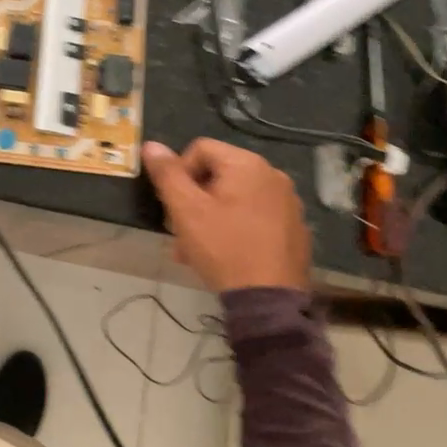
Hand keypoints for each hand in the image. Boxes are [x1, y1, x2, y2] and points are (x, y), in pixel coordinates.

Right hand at [142, 139, 310, 292]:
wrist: (270, 301)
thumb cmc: (224, 248)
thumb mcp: (187, 210)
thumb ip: (167, 174)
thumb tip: (151, 145)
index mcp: (247, 164)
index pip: (200, 150)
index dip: (179, 173)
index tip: (172, 205)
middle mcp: (273, 175)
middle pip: (219, 174)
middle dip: (194, 199)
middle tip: (180, 230)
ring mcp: (288, 202)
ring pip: (236, 197)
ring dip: (211, 216)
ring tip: (196, 248)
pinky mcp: (295, 227)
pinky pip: (256, 216)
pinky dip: (236, 227)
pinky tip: (225, 254)